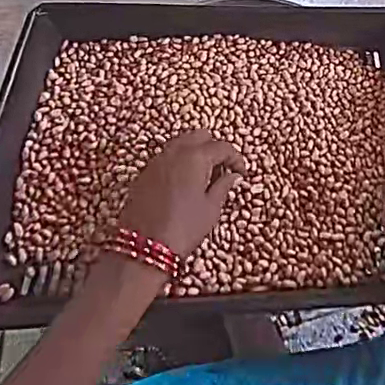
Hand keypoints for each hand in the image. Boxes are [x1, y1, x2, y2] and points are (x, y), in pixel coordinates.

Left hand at [121, 130, 244, 255]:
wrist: (143, 248)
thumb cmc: (181, 229)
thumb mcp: (211, 209)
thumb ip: (223, 186)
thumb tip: (232, 176)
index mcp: (195, 157)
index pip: (222, 147)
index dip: (235, 158)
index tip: (241, 172)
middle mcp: (174, 152)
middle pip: (200, 136)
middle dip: (214, 148)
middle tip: (223, 169)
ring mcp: (156, 161)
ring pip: (181, 143)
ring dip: (195, 152)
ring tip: (205, 176)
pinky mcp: (144, 174)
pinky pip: (166, 157)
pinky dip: (179, 162)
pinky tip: (185, 183)